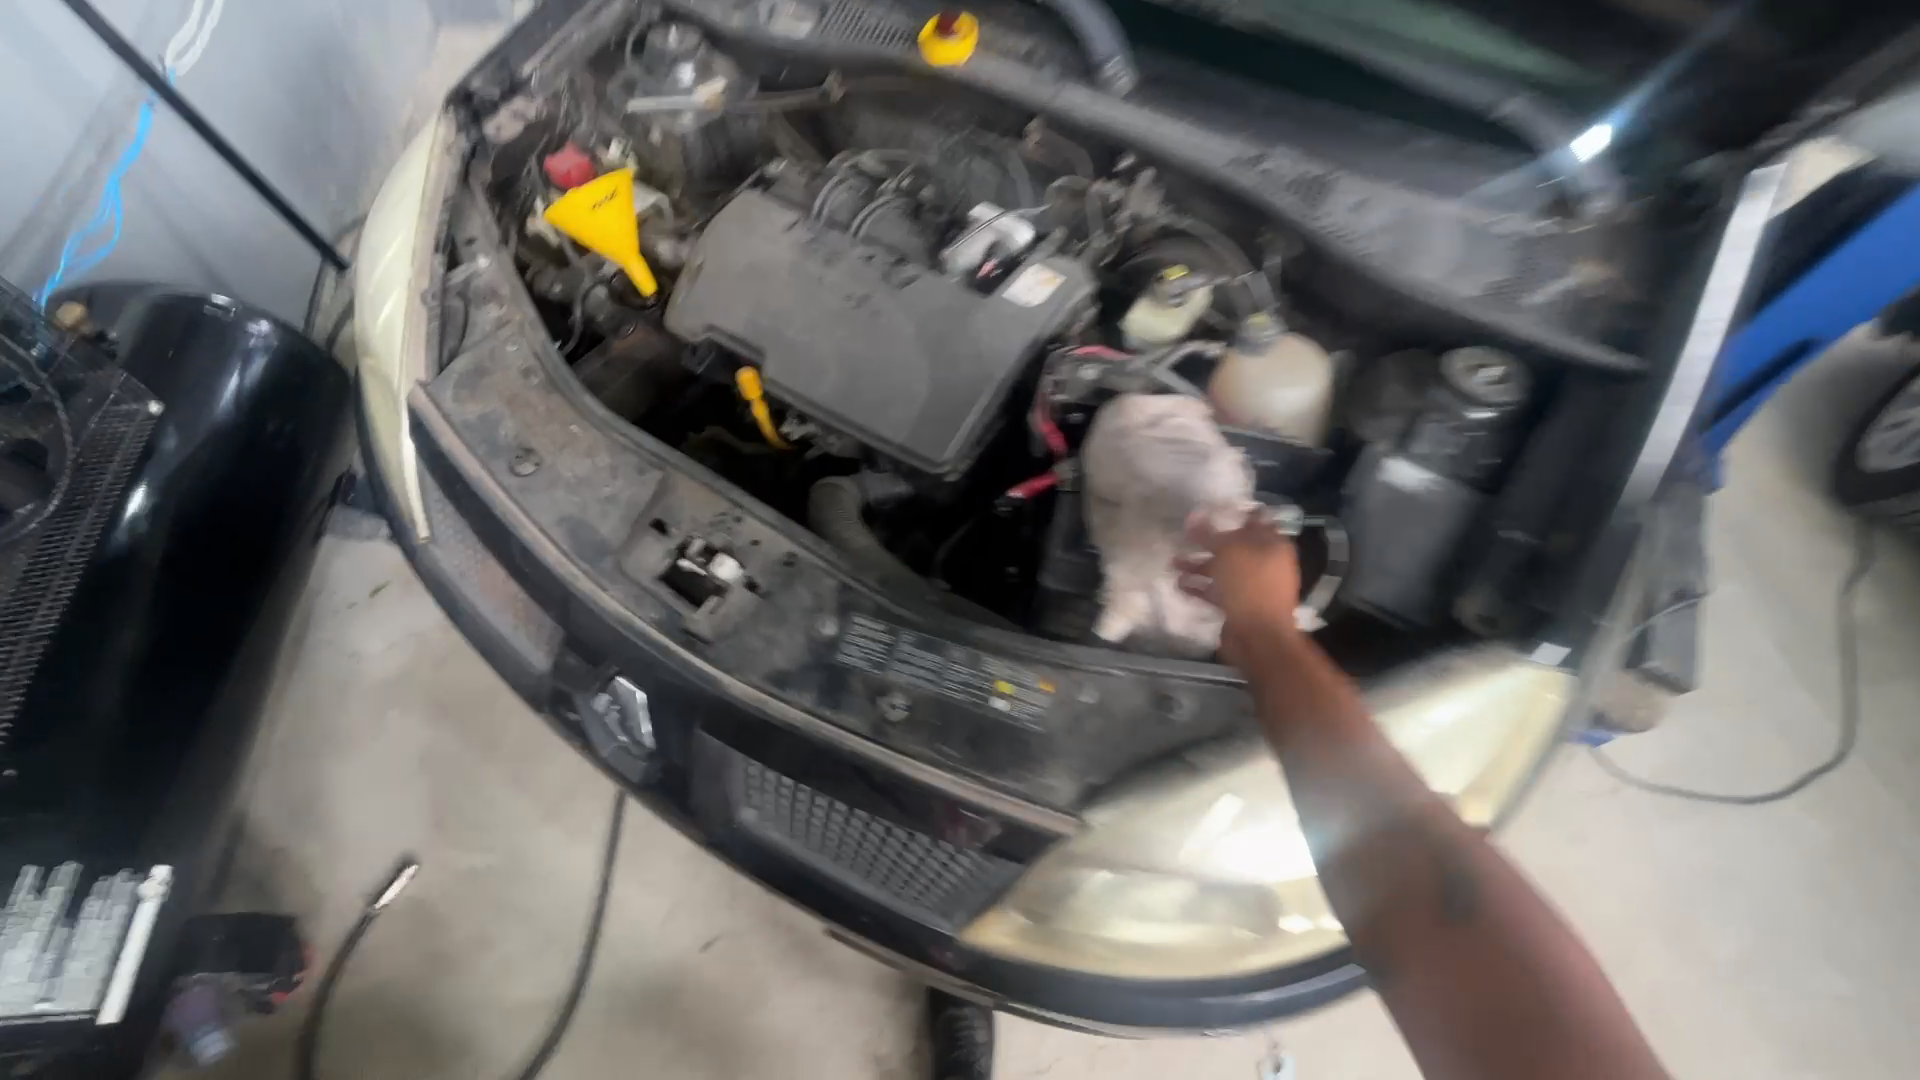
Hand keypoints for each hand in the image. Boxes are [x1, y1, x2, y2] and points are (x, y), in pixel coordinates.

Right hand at [1175, 508, 1302, 667]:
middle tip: (1184, 536)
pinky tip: (1179, 585)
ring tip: (1173, 563)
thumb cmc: (1248, 585)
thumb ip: (1209, 533)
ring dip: (1199, 566)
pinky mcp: (1239, 607)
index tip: (1210, 509)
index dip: (1234, 513)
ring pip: (1223, 570)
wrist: (1258, 636)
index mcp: (1272, 545)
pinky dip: (1200, 588)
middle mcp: (1266, 564)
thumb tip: (1193, 516)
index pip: (1255, 520)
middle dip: (1208, 542)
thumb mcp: (1227, 551)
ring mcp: (1253, 587)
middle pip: (1235, 547)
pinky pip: (1217, 592)